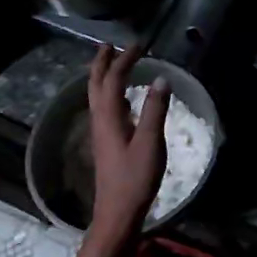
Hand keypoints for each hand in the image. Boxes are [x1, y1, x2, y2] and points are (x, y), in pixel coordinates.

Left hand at [86, 45, 168, 236]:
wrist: (118, 211)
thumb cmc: (136, 177)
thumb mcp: (151, 142)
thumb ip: (156, 109)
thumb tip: (161, 78)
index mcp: (109, 117)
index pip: (114, 79)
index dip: (125, 59)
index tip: (140, 45)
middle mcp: (100, 120)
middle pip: (95, 84)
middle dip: (102, 63)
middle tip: (110, 45)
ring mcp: (101, 132)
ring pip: (96, 96)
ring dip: (103, 76)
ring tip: (112, 63)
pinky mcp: (106, 142)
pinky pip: (103, 107)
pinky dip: (109, 93)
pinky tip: (120, 98)